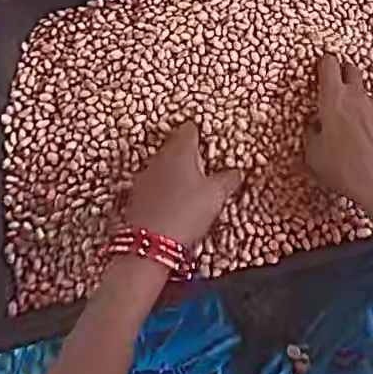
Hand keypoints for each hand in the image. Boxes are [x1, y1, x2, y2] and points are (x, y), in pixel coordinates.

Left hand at [123, 122, 242, 247]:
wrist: (150, 244)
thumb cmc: (185, 212)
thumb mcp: (216, 195)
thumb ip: (228, 180)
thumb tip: (236, 173)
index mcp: (180, 150)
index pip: (189, 129)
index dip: (200, 133)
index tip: (207, 138)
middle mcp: (159, 158)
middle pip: (174, 147)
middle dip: (188, 154)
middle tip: (203, 162)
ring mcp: (145, 178)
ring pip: (162, 166)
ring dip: (174, 173)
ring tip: (191, 186)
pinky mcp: (136, 199)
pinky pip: (153, 187)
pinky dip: (164, 191)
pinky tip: (174, 203)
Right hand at [304, 53, 372, 233]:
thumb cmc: (345, 169)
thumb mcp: (314, 155)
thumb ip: (311, 133)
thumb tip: (314, 125)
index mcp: (334, 98)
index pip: (328, 64)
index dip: (322, 63)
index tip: (317, 69)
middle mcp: (357, 97)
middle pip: (350, 69)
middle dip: (341, 73)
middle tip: (331, 88)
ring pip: (362, 95)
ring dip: (353, 102)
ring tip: (345, 127)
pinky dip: (366, 120)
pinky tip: (362, 142)